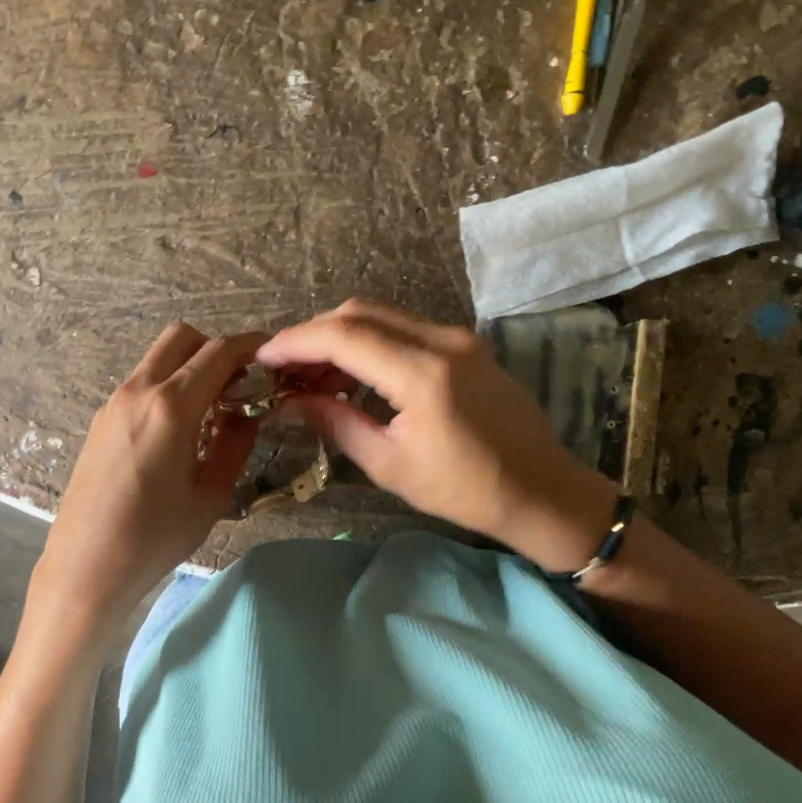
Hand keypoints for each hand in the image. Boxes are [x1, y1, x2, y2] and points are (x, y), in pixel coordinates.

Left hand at [29, 323, 266, 629]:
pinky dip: (166, 387)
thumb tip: (246, 415)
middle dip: (215, 348)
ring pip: (157, 359)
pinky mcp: (100, 422)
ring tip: (211, 411)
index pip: (218, 352)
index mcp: (171, 407)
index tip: (271, 356)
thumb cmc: (154, 538)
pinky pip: (140, 384)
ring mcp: (113, 404)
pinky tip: (179, 430)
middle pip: (181, 338)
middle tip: (238, 385)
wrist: (86, 566)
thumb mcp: (211, 496)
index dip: (251, 346)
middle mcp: (138, 392)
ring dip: (188, 367)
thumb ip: (234, 446)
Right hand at [257, 300, 615, 564]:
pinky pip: (405, 329)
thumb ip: (336, 423)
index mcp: (422, 374)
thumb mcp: (389, 464)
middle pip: (359, 313)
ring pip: (382, 316)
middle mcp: (441, 340)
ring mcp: (458, 338)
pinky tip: (353, 376)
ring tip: (313, 377)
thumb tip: (290, 402)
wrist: (539, 488)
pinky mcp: (466, 345)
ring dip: (340, 337)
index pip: (343, 336)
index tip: (262, 358)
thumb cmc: (463, 489)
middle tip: (285, 370)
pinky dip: (370, 343)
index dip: (295, 342)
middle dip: (313, 335)